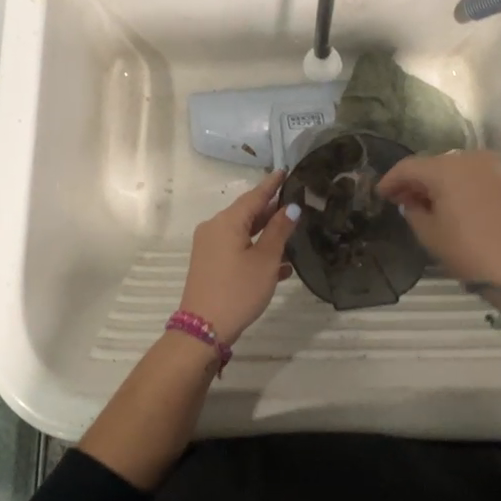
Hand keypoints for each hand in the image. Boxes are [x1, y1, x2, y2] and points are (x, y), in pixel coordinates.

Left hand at [178, 170, 297, 342]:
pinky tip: (281, 266)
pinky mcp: (210, 265)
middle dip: (271, 211)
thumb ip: (279, 231)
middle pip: (247, 213)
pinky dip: (256, 252)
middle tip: (296, 205)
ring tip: (294, 235)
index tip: (285, 171)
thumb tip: (290, 208)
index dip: (272, 185)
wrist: (203, 328)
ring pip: (243, 233)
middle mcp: (214, 229)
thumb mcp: (265, 260)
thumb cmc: (238, 290)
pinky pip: (237, 250)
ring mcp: (210, 248)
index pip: (254, 196)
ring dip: (267, 235)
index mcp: (226, 222)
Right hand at [377, 151, 500, 316]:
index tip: (379, 195)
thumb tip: (411, 202)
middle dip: (415, 181)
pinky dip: (459, 188)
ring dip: (438, 185)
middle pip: (433, 164)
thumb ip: (413, 212)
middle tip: (400, 201)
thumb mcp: (431, 236)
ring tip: (426, 207)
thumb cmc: (473, 253)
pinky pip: (474, 178)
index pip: (408, 167)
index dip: (389, 180)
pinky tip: (453, 207)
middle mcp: (471, 159)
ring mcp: (495, 168)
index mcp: (446, 168)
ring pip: (455, 170)